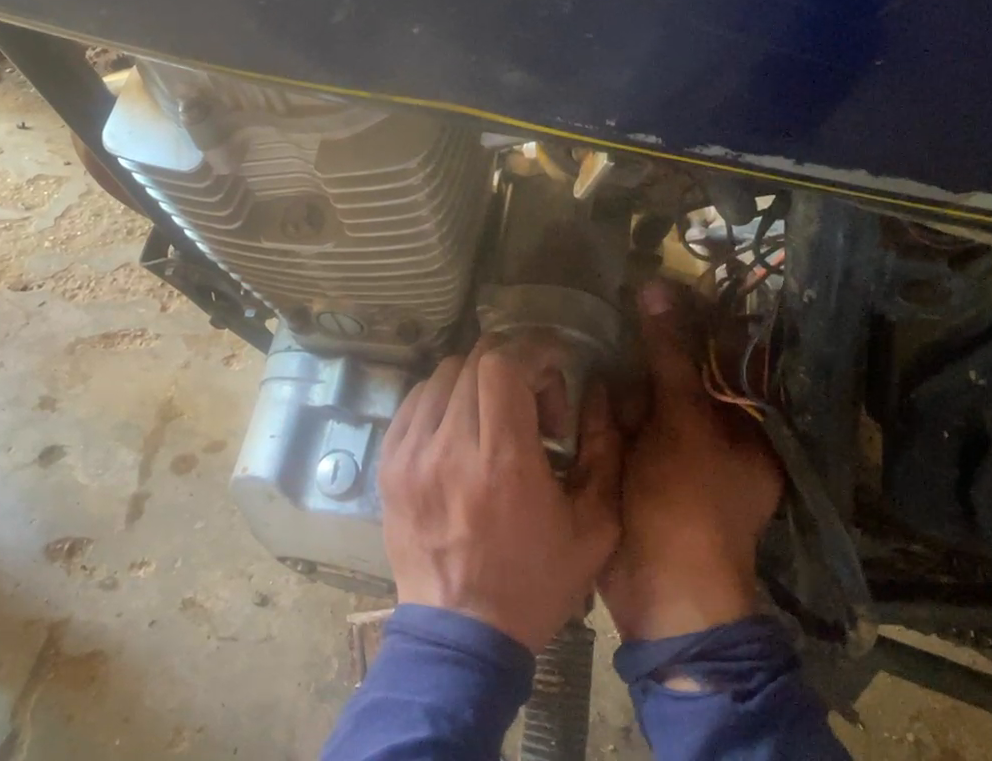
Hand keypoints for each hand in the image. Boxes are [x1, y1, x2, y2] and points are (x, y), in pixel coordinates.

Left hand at [379, 338, 622, 652]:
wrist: (461, 634)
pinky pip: (412, 403)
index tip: (554, 386)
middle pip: (472, 362)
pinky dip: (441, 402)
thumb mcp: (595, 527)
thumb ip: (604, 452)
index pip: (502, 364)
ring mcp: (409, 454)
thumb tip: (599, 394)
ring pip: (439, 376)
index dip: (534, 357)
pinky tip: (460, 434)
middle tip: (531, 412)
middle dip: (512, 370)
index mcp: (502, 460)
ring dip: (475, 384)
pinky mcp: (387, 465)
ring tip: (495, 423)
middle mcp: (448, 447)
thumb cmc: (534, 583)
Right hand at [599, 282, 783, 641]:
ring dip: (623, 375)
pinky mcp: (635, 467)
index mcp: (745, 427)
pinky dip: (605, 405)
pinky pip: (621, 425)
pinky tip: (586, 375)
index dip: (695, 321)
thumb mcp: (683, 422)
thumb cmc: (689, 501)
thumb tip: (656, 286)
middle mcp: (710, 436)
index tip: (662, 282)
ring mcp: (669, 453)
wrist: (659, 590)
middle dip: (651, 347)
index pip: (722, 358)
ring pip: (645, 399)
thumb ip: (668, 356)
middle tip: (624, 300)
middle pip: (680, 376)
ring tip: (598, 329)